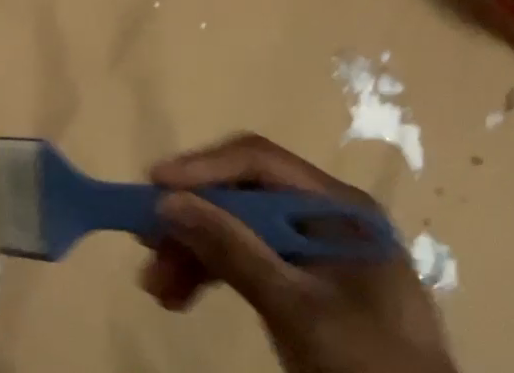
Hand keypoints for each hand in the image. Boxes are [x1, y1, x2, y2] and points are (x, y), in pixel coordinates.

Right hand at [140, 134, 456, 372]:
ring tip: (157, 287)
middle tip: (145, 245)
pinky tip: (179, 295)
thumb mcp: (296, 307)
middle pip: (237, 194)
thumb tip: (166, 199)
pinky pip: (241, 257)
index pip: (258, 161)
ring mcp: (309, 246)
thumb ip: (233, 250)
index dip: (201, 167)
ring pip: (232, 227)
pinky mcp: (298, 277)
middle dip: (189, 220)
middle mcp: (321, 214)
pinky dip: (206, 272)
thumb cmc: (368, 361)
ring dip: (190, 251)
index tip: (153, 186)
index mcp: (337, 207)